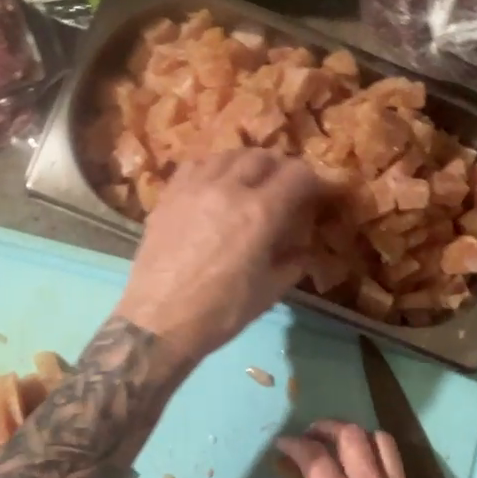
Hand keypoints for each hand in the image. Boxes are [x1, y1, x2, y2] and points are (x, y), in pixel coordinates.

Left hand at [115, 151, 327, 361]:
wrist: (159, 321)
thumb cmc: (220, 313)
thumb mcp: (270, 292)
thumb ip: (294, 261)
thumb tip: (303, 246)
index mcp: (260, 213)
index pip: (298, 175)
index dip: (314, 182)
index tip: (317, 195)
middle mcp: (228, 189)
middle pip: (262, 157)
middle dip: (281, 168)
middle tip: (285, 188)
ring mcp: (193, 188)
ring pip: (228, 155)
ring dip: (247, 164)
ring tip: (250, 182)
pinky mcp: (168, 196)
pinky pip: (195, 165)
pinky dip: (213, 168)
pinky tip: (214, 185)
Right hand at [276, 420, 472, 477]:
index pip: (314, 457)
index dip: (294, 444)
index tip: (283, 444)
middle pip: (350, 435)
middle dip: (327, 427)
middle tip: (313, 436)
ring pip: (380, 440)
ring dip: (358, 435)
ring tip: (344, 446)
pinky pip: (397, 463)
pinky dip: (379, 455)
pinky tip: (370, 475)